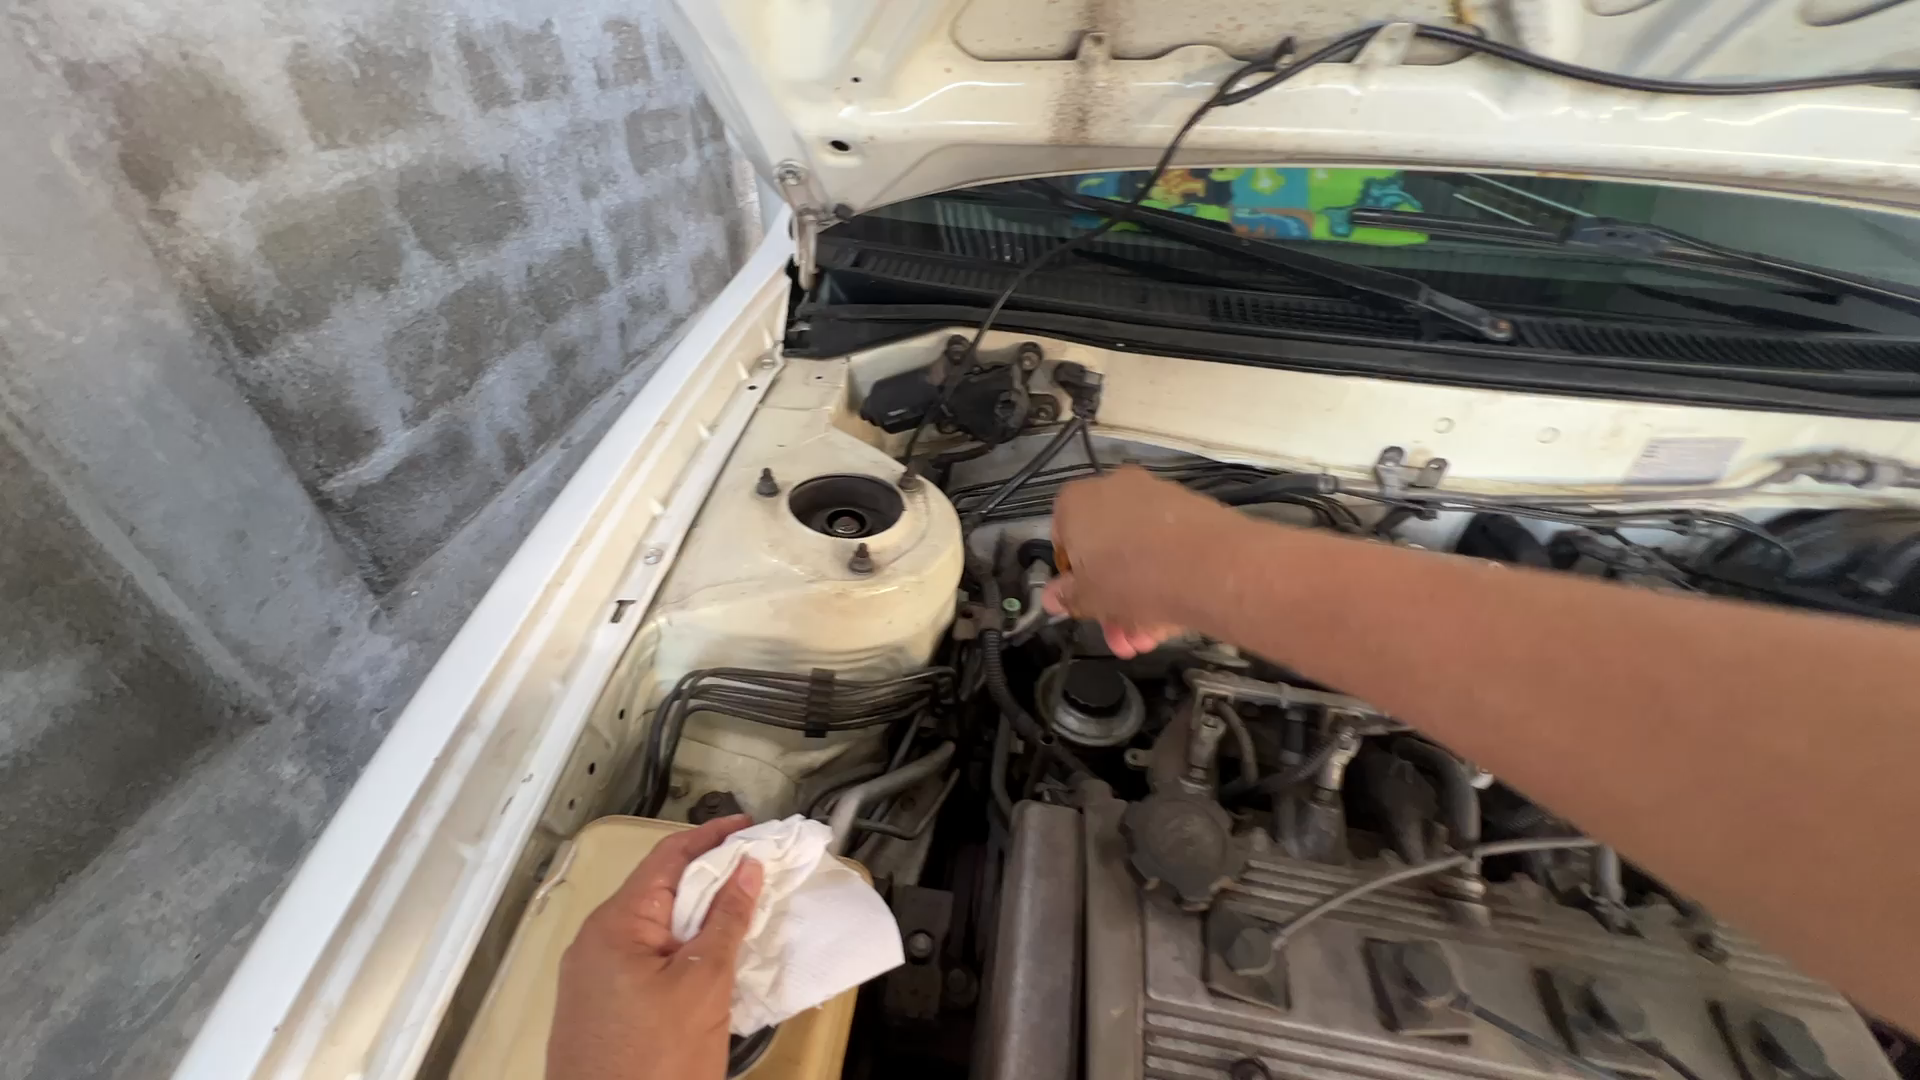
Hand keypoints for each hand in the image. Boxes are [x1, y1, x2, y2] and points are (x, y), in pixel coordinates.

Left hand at [548, 815, 763, 1079]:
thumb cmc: (658, 1057)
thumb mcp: (704, 983)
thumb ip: (727, 917)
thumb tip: (748, 865)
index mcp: (615, 924)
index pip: (668, 857)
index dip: (712, 836)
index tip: (751, 825)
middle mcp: (595, 940)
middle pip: (660, 887)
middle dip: (709, 873)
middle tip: (756, 866)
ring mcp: (593, 976)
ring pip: (655, 922)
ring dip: (698, 909)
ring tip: (742, 903)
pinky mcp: (600, 1004)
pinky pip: (645, 953)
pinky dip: (681, 941)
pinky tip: (711, 949)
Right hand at [1043, 466, 1234, 657]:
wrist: (1210, 566)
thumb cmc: (1131, 577)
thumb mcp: (1086, 598)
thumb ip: (1065, 596)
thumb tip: (1053, 597)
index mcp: (1077, 500)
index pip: (1061, 536)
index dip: (1071, 575)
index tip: (1081, 600)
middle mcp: (1114, 487)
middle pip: (1104, 549)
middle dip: (1109, 599)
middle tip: (1117, 633)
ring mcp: (1156, 497)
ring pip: (1137, 552)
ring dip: (1137, 599)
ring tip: (1146, 638)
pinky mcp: (1191, 511)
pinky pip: (1167, 547)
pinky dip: (1164, 578)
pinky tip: (1169, 617)